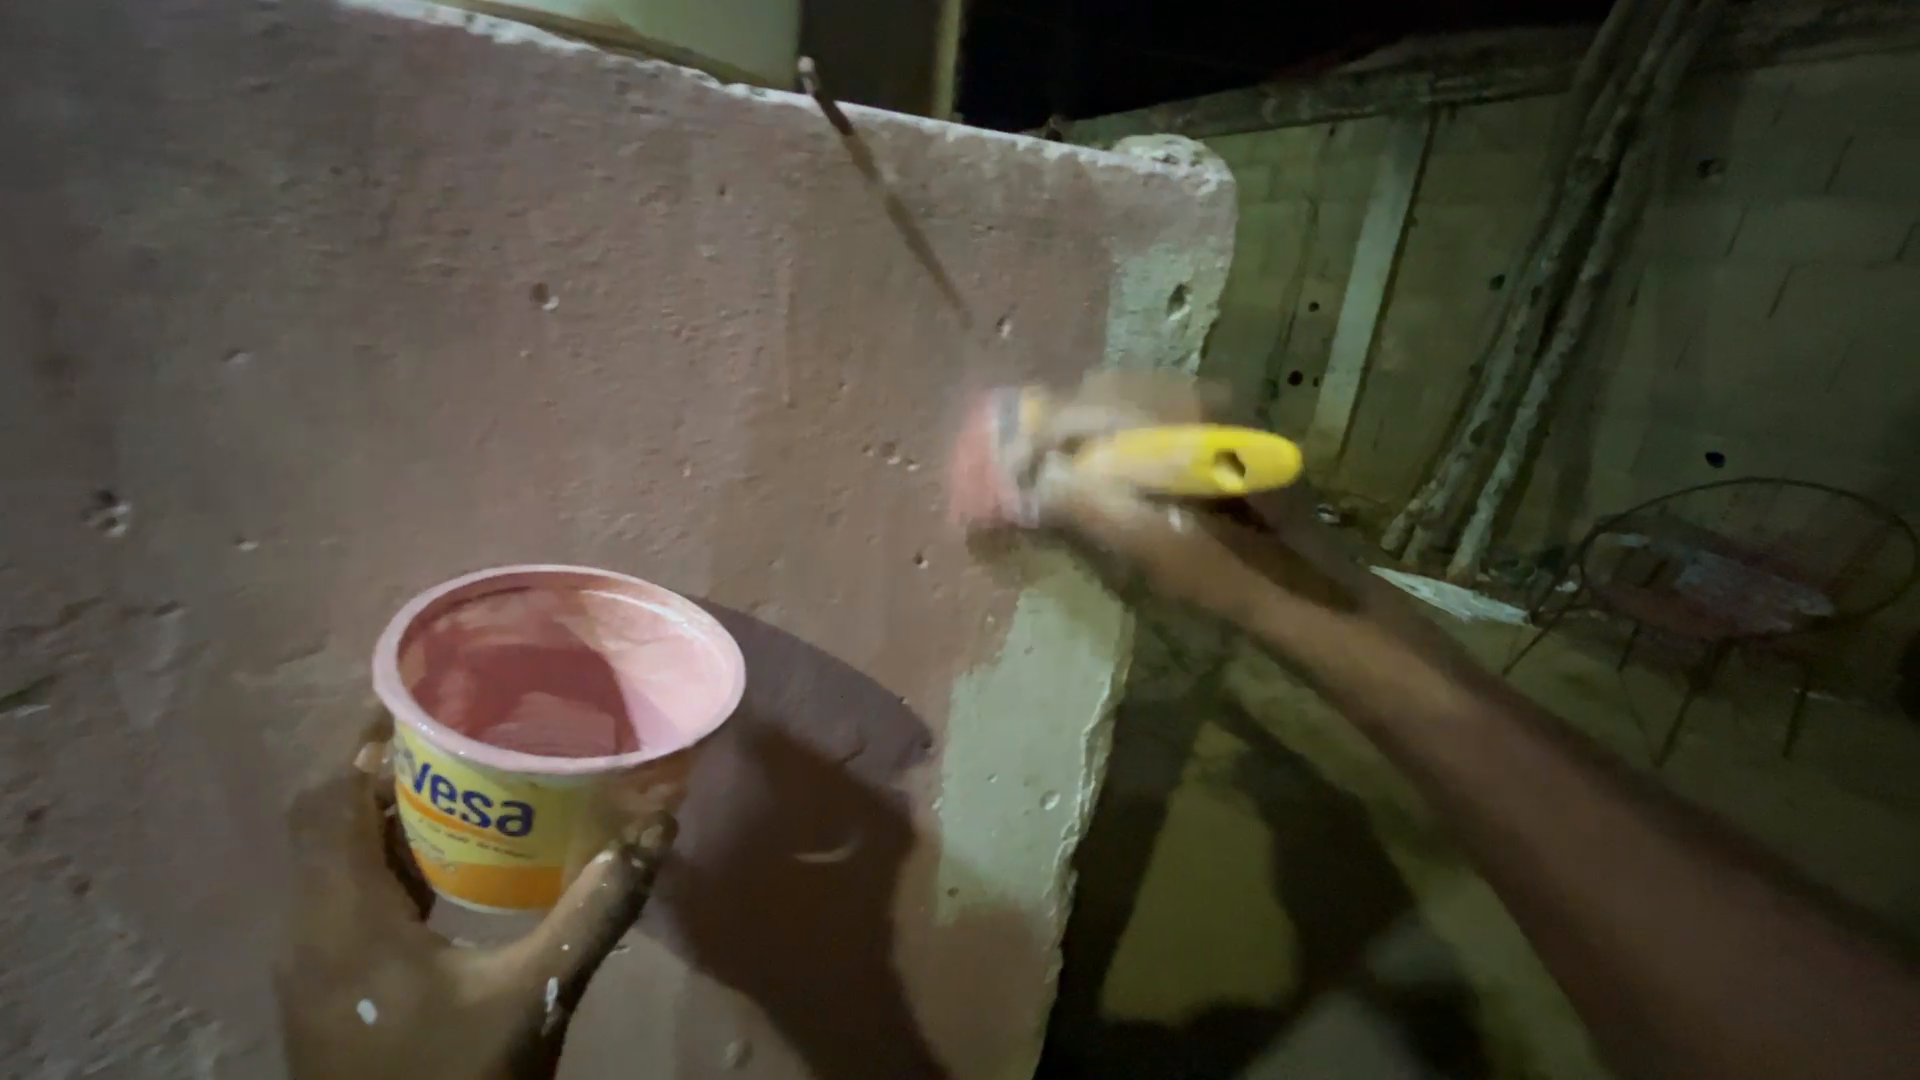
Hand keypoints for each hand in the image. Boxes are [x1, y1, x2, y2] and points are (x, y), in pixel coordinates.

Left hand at [274, 714, 674, 1079]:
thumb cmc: (453, 1078)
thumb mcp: (536, 994)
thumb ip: (597, 909)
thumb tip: (657, 828)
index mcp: (344, 922)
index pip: (326, 806)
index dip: (363, 745)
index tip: (426, 698)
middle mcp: (315, 931)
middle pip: (331, 822)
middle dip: (390, 767)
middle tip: (468, 726)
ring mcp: (320, 962)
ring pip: (340, 858)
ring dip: (393, 810)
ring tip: (471, 772)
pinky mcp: (339, 982)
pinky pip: (354, 891)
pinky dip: (396, 853)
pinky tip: (460, 853)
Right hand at [1016, 371, 1303, 625]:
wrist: (1304, 587)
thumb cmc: (1232, 574)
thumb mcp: (1156, 550)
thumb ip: (1092, 509)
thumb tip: (1034, 480)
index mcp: (1185, 417)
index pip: (1088, 408)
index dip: (1040, 438)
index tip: (1009, 468)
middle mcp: (1198, 393)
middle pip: (1101, 392)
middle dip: (1057, 428)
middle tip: (1028, 471)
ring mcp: (1210, 404)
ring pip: (1121, 398)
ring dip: (1081, 430)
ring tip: (1056, 472)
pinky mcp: (1214, 423)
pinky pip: (1144, 412)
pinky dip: (1109, 435)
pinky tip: (1100, 470)